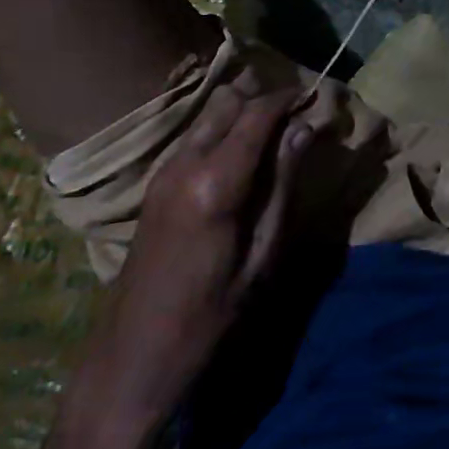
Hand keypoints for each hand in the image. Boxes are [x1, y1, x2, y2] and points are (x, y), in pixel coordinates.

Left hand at [47, 71, 315, 448]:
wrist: (136, 350)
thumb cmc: (211, 313)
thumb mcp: (261, 256)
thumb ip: (282, 185)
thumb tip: (304, 130)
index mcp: (215, 182)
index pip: (256, 114)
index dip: (286, 99)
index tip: (312, 97)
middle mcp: (185, 162)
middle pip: (228, 101)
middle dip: (263, 99)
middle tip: (294, 117)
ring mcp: (164, 168)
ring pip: (209, 113)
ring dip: (241, 112)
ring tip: (272, 136)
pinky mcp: (155, 180)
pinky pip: (194, 135)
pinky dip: (221, 130)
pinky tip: (240, 157)